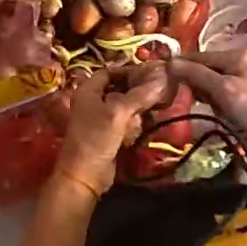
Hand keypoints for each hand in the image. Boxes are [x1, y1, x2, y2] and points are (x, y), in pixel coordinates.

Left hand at [53, 64, 168, 196]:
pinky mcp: (108, 134)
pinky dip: (135, 122)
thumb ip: (139, 95)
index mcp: (88, 90)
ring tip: (156, 107)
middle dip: (137, 91)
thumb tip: (161, 78)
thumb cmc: (96, 138)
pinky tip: (148, 123)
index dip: (128, 71)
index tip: (150, 73)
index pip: (109, 72)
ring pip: (124, 106)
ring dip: (138, 108)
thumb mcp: (118, 113)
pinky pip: (125, 122)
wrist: (85, 175)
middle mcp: (93, 102)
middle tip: (159, 90)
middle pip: (118, 89)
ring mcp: (100, 119)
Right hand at [167, 49, 246, 163]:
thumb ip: (196, 74)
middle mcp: (236, 63)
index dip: (180, 68)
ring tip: (211, 109)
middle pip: (201, 69)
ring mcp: (240, 80)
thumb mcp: (224, 90)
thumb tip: (169, 62)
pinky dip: (214, 105)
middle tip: (191, 101)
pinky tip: (219, 114)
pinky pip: (218, 96)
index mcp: (234, 55)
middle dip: (194, 85)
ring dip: (204, 97)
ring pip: (208, 84)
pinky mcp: (242, 97)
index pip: (196, 56)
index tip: (164, 84)